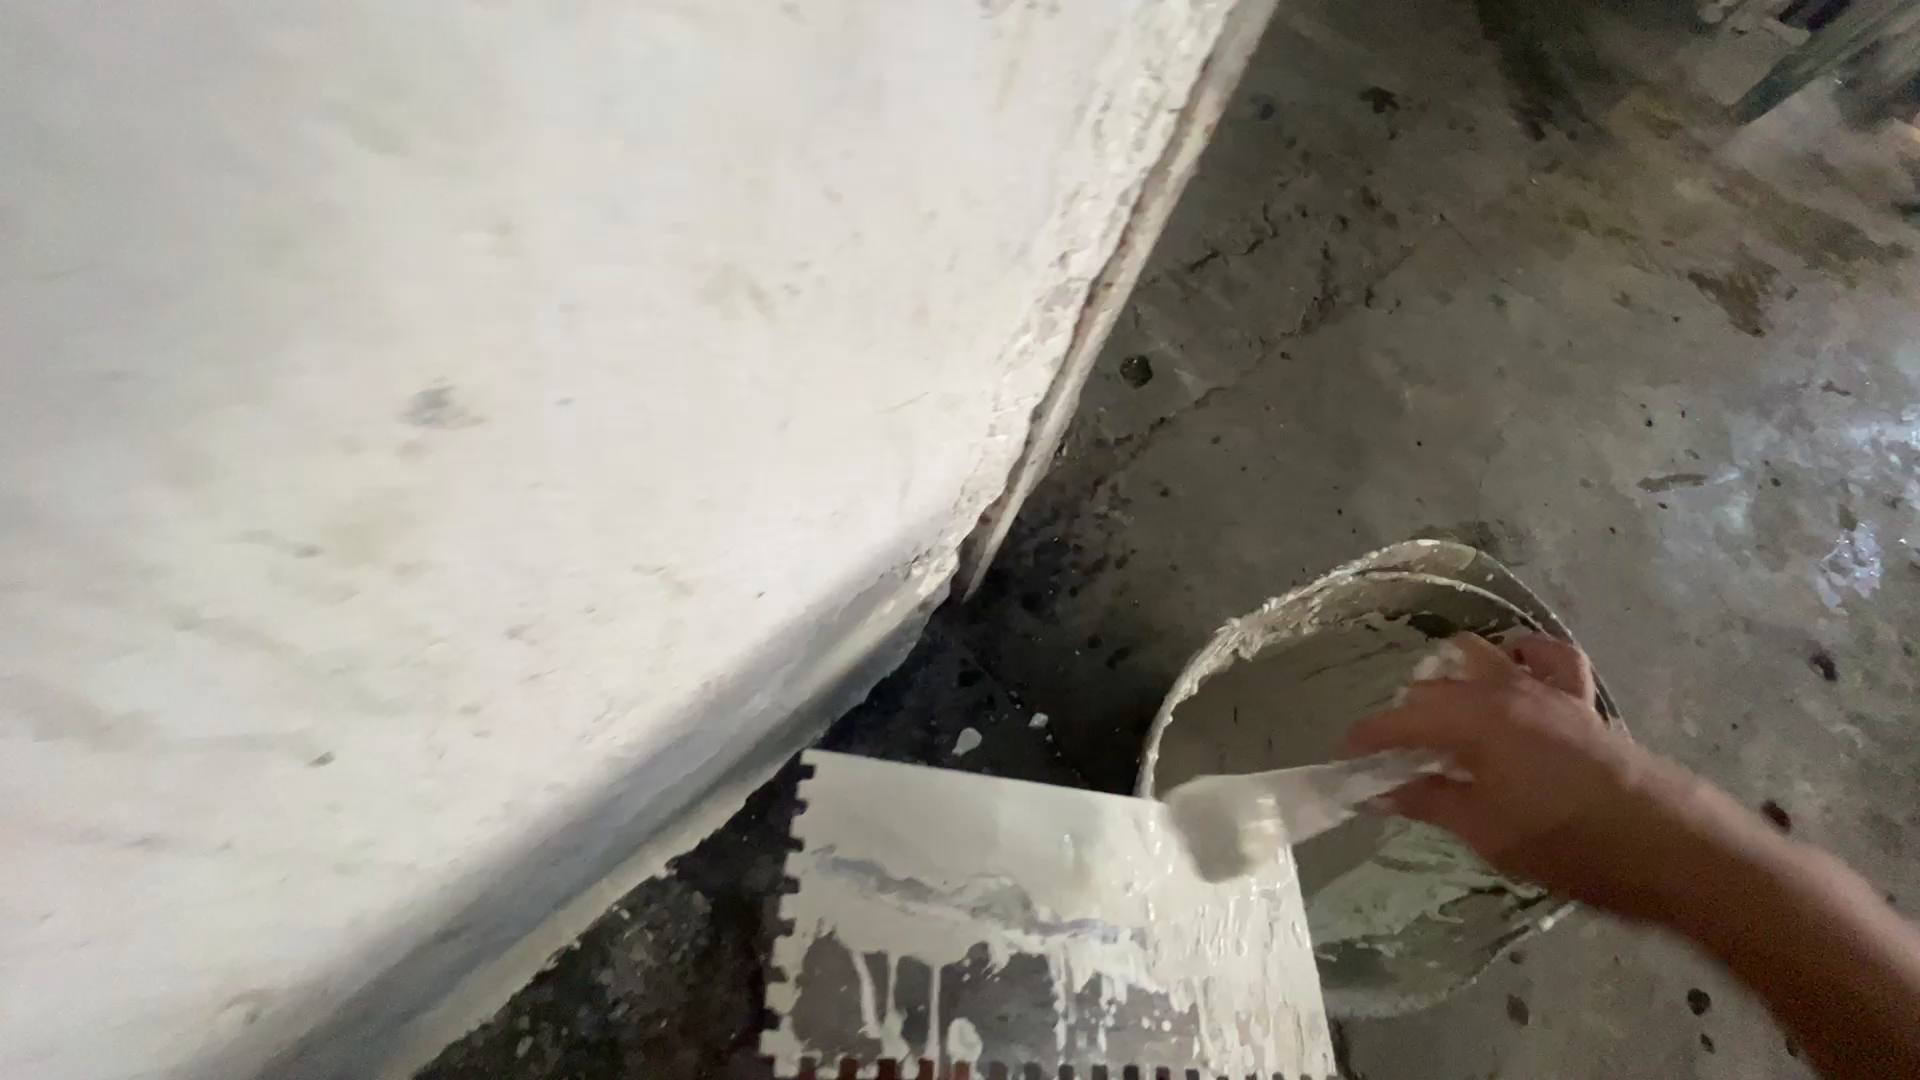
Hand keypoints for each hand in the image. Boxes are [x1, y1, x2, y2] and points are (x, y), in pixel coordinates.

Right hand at [1342, 632, 1714, 921]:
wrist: (1682, 854)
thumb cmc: (1572, 845)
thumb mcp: (1486, 833)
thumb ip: (1429, 803)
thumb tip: (1380, 793)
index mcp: (1470, 723)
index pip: (1397, 722)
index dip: (1365, 738)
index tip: (1344, 756)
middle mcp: (1500, 694)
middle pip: (1431, 689)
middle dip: (1404, 716)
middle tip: (1395, 755)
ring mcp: (1543, 691)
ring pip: (1480, 656)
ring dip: (1452, 673)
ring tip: (1442, 702)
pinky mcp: (1580, 703)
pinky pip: (1549, 657)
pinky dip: (1523, 655)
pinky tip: (1512, 667)